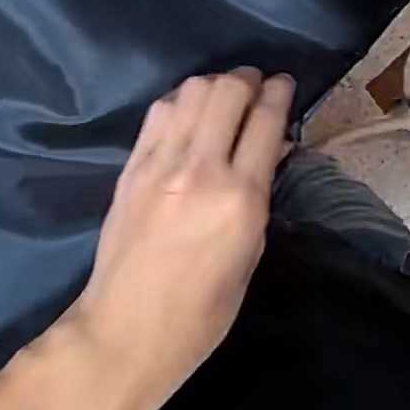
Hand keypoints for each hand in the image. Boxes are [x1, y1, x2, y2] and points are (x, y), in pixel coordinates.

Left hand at [61, 68, 294, 409]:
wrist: (124, 331)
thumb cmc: (202, 312)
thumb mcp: (250, 255)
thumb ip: (259, 194)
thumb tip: (267, 149)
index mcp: (241, 198)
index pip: (266, 120)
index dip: (280, 92)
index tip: (285, 82)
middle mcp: (201, 168)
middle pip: (228, 90)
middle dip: (249, 78)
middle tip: (256, 85)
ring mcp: (161, 163)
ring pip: (192, 91)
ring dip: (215, 84)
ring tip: (224, 95)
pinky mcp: (132, 165)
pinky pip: (160, 110)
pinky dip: (182, 99)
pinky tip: (189, 110)